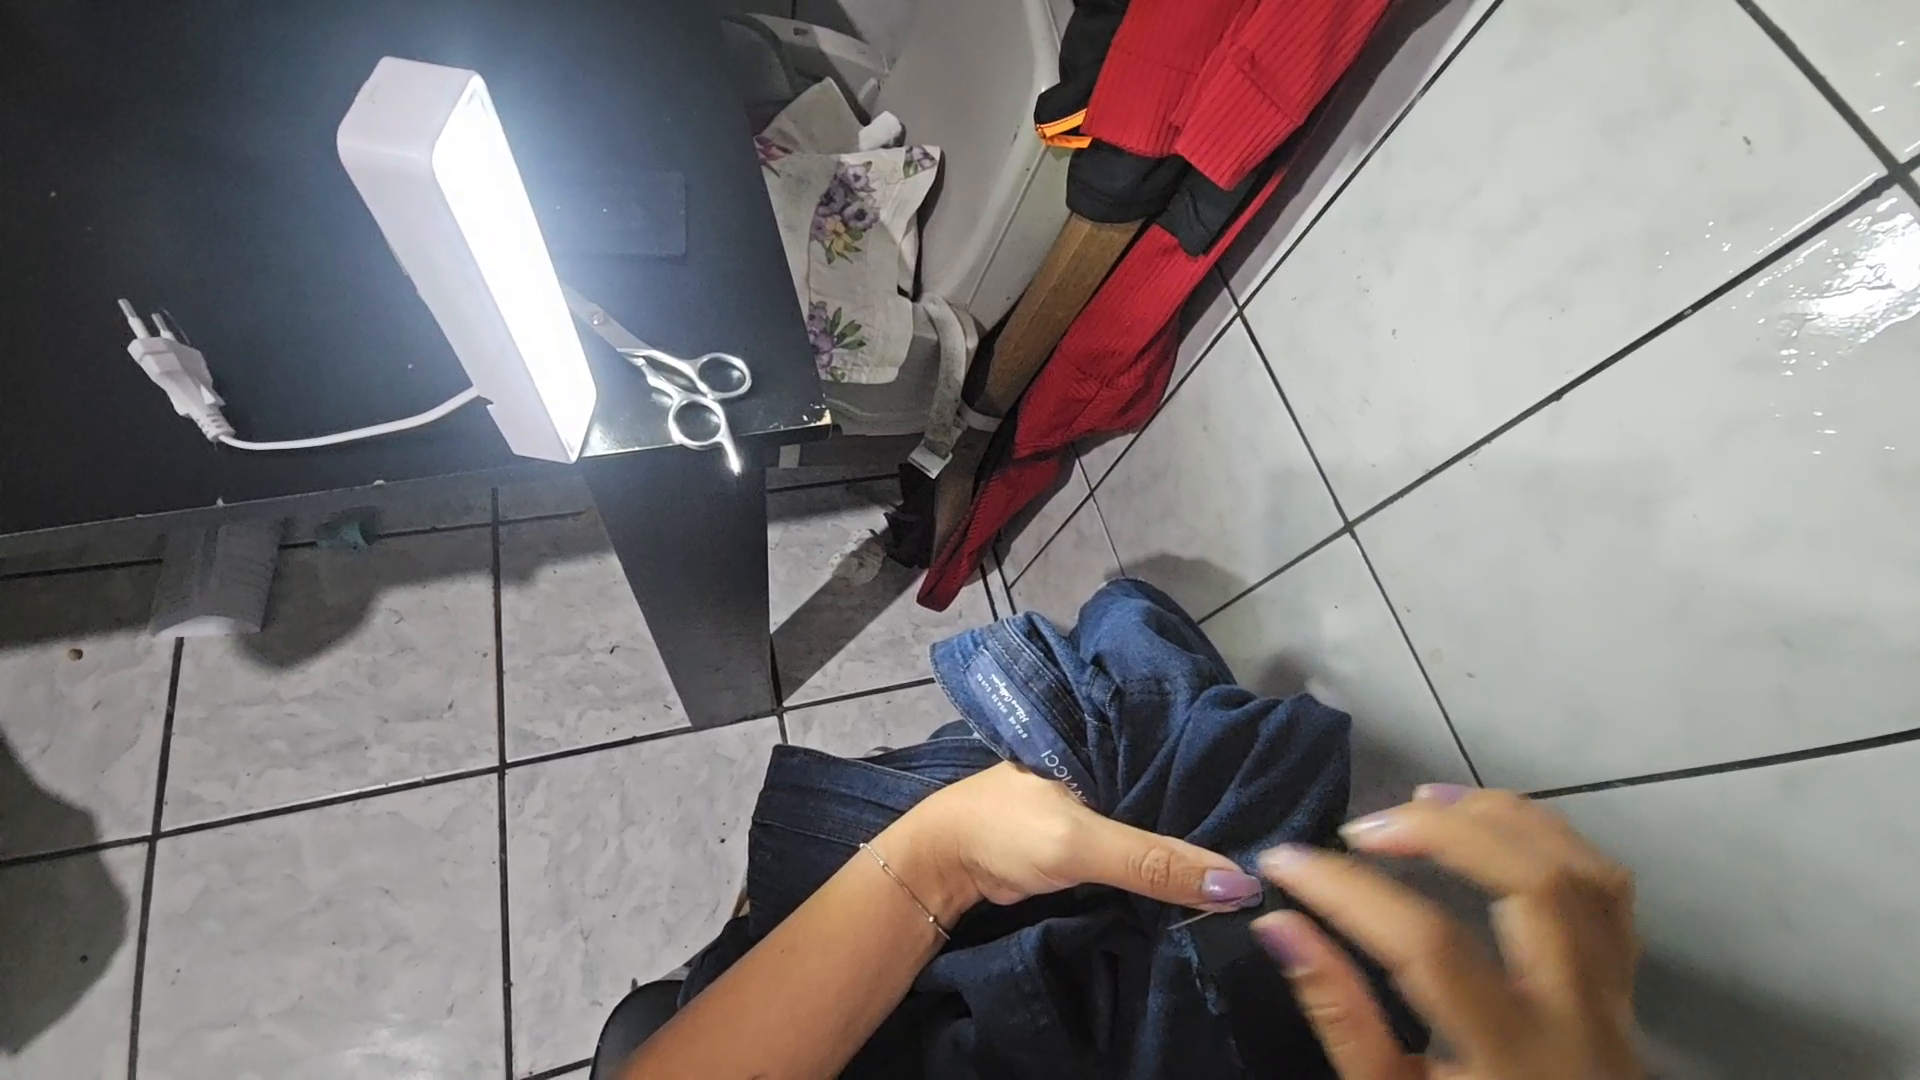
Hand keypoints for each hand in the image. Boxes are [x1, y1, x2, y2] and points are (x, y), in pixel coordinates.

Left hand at [879, 762, 1265, 921]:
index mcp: (1103, 743)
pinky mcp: (1089, 838)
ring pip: (1155, 821)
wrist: (948, 864)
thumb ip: (1152, 861)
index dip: (1220, 774)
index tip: (1275, 800)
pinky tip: (1201, 879)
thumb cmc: (1008, 830)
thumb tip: (1239, 885)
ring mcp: (1097, 803)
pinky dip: (1162, 864)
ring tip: (1254, 862)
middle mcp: (1106, 766)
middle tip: (1273, 842)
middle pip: (1170, 790)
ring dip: (1188, 844)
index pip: (1176, 753)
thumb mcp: (1080, 843)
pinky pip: (1137, 848)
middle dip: (1209, 813)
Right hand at [1253, 786, 1641, 1078]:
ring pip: (1582, 874)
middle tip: (1364, 828)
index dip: (1347, 889)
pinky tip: (1485, 821)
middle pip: (1532, 885)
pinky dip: (1543, 836)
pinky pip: (1605, 891)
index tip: (1284, 861)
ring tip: (1422, 800)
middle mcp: (1580, 1019)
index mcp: (1516, 1058)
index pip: (1428, 945)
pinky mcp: (1622, 987)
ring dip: (1498, 817)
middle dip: (1439, 832)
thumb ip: (1340, 1015)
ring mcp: (1615, 999)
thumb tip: (1280, 924)